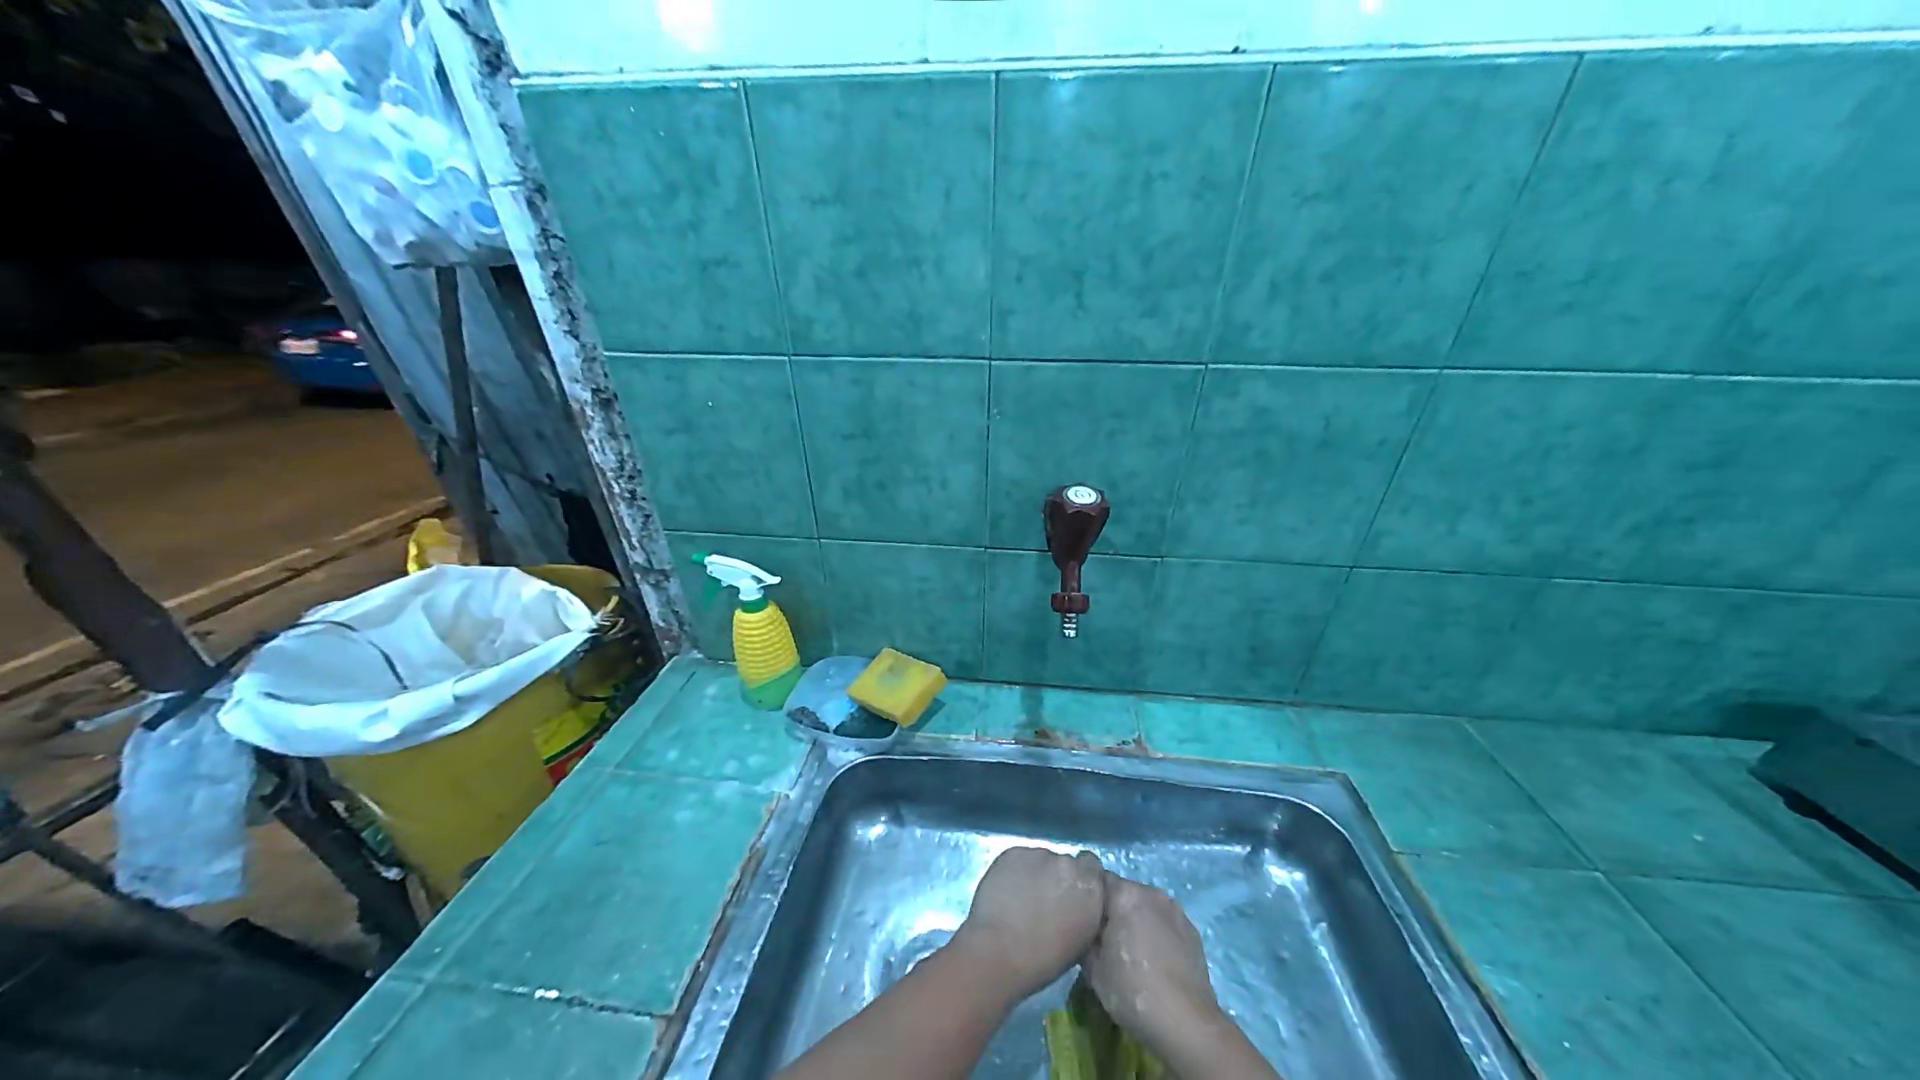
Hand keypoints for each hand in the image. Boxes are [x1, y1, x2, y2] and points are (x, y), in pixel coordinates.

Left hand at [951, 846, 1105, 999]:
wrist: (1001, 951)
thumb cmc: (1045, 959)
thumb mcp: (1082, 939)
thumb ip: (1085, 911)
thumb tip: (1078, 904)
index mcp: (1090, 886)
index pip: (1091, 866)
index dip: (1081, 877)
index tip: (1071, 892)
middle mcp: (1067, 862)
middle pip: (1065, 862)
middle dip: (1057, 877)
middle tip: (1043, 899)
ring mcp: (1038, 854)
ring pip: (1040, 860)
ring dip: (1035, 874)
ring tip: (1021, 897)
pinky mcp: (1012, 852)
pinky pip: (1018, 858)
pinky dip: (1014, 871)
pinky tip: (1006, 891)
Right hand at [1084, 874, 1227, 1066]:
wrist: (1186, 1022)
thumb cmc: (1132, 990)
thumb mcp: (1092, 968)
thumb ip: (1086, 937)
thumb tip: (1088, 930)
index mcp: (1126, 894)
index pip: (1098, 881)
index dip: (1089, 899)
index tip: (1085, 921)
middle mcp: (1152, 893)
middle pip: (1124, 892)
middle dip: (1114, 910)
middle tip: (1105, 939)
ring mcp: (1176, 910)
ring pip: (1146, 907)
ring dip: (1137, 920)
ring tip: (1132, 951)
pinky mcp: (1192, 931)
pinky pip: (1165, 922)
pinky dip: (1157, 933)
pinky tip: (1154, 960)